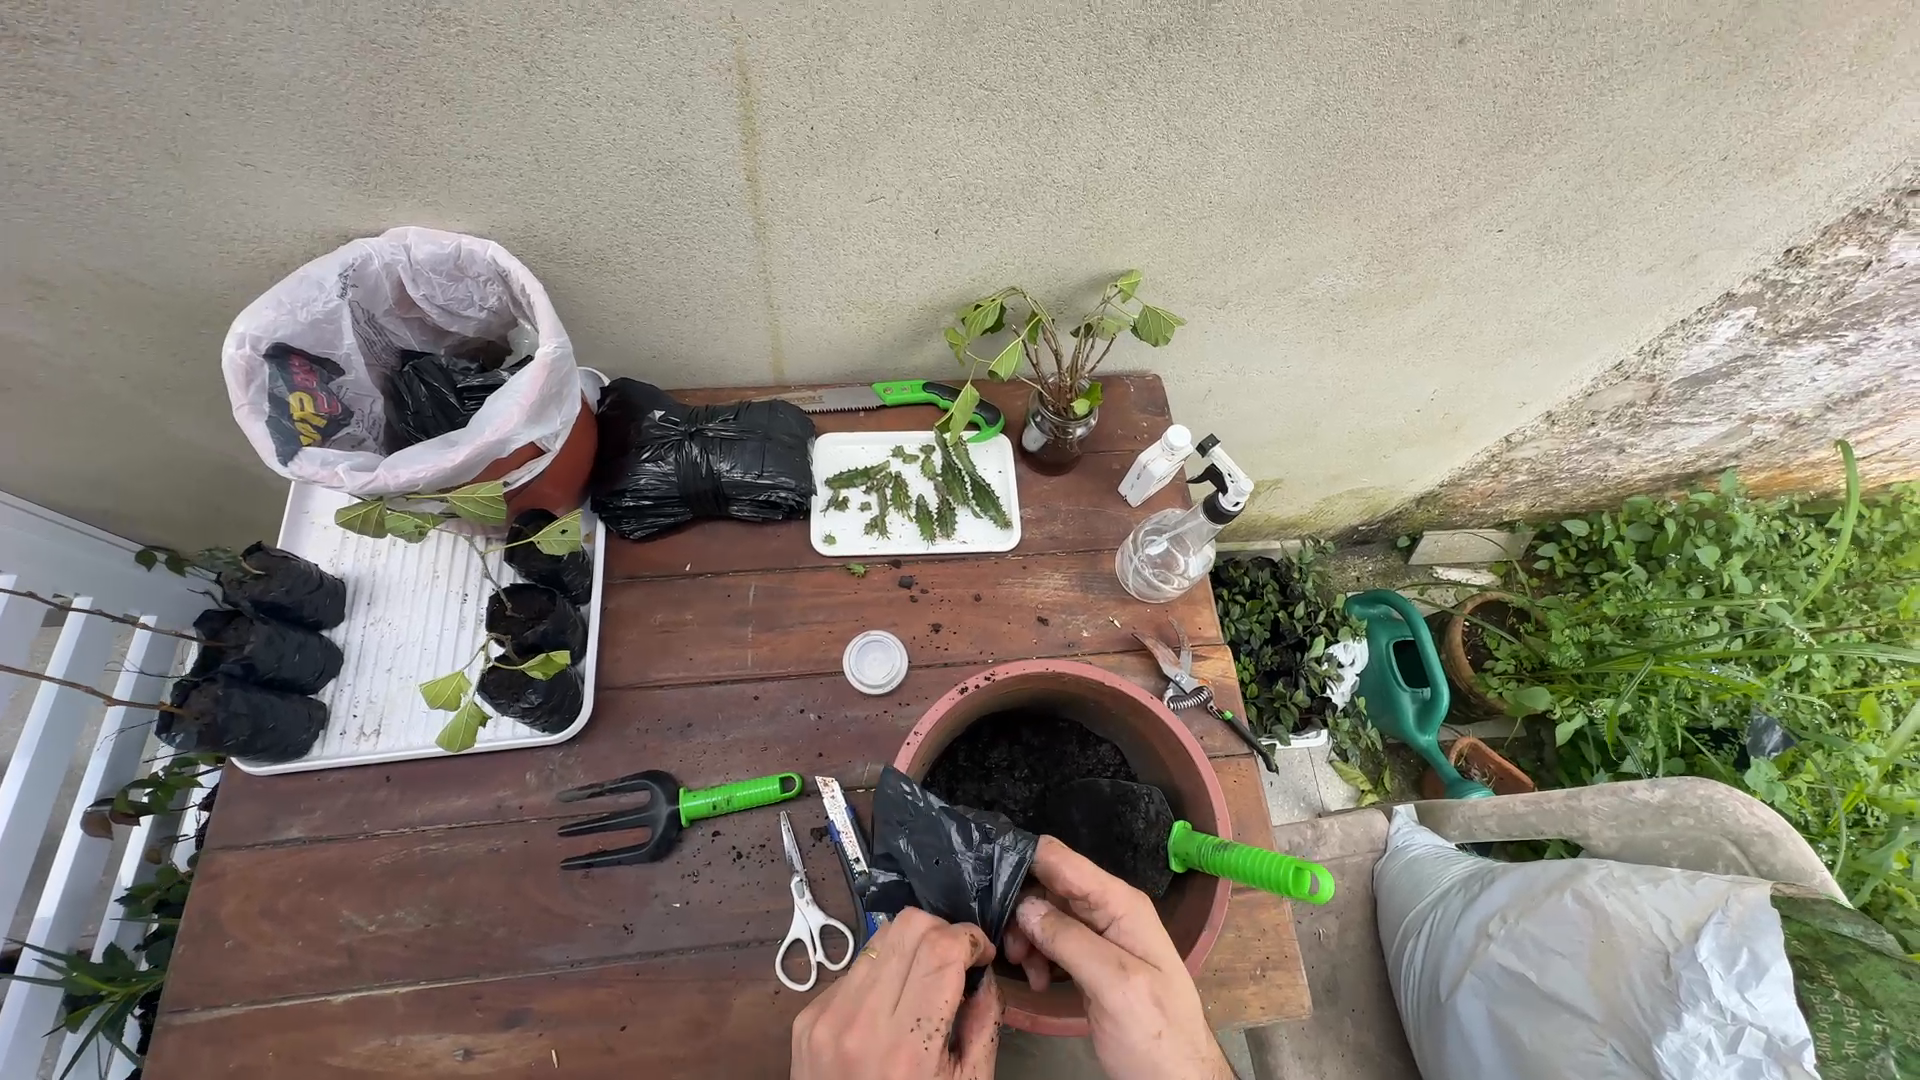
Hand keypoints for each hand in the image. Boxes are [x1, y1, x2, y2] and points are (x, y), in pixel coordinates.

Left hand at [791, 907, 1001, 1079]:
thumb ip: (984, 1025)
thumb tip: (984, 971)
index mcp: (906, 1048)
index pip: (941, 948)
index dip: (970, 937)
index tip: (982, 953)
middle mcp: (860, 1022)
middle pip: (908, 925)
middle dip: (942, 931)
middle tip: (956, 959)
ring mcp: (826, 1017)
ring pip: (880, 936)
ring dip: (910, 947)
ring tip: (922, 980)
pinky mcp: (806, 1018)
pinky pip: (854, 967)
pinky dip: (881, 972)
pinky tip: (888, 1006)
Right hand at [1002, 836, 1230, 1079]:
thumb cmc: (1156, 1035)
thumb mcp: (1115, 986)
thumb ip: (1070, 941)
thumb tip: (1024, 905)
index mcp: (1119, 902)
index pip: (1062, 859)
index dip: (1025, 860)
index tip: (990, 880)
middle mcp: (1108, 909)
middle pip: (1048, 885)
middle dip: (1022, 910)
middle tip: (1011, 949)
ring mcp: (1100, 935)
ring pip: (1046, 913)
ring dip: (1028, 937)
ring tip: (1028, 973)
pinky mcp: (1090, 960)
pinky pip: (1053, 941)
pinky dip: (1039, 957)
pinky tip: (1040, 982)